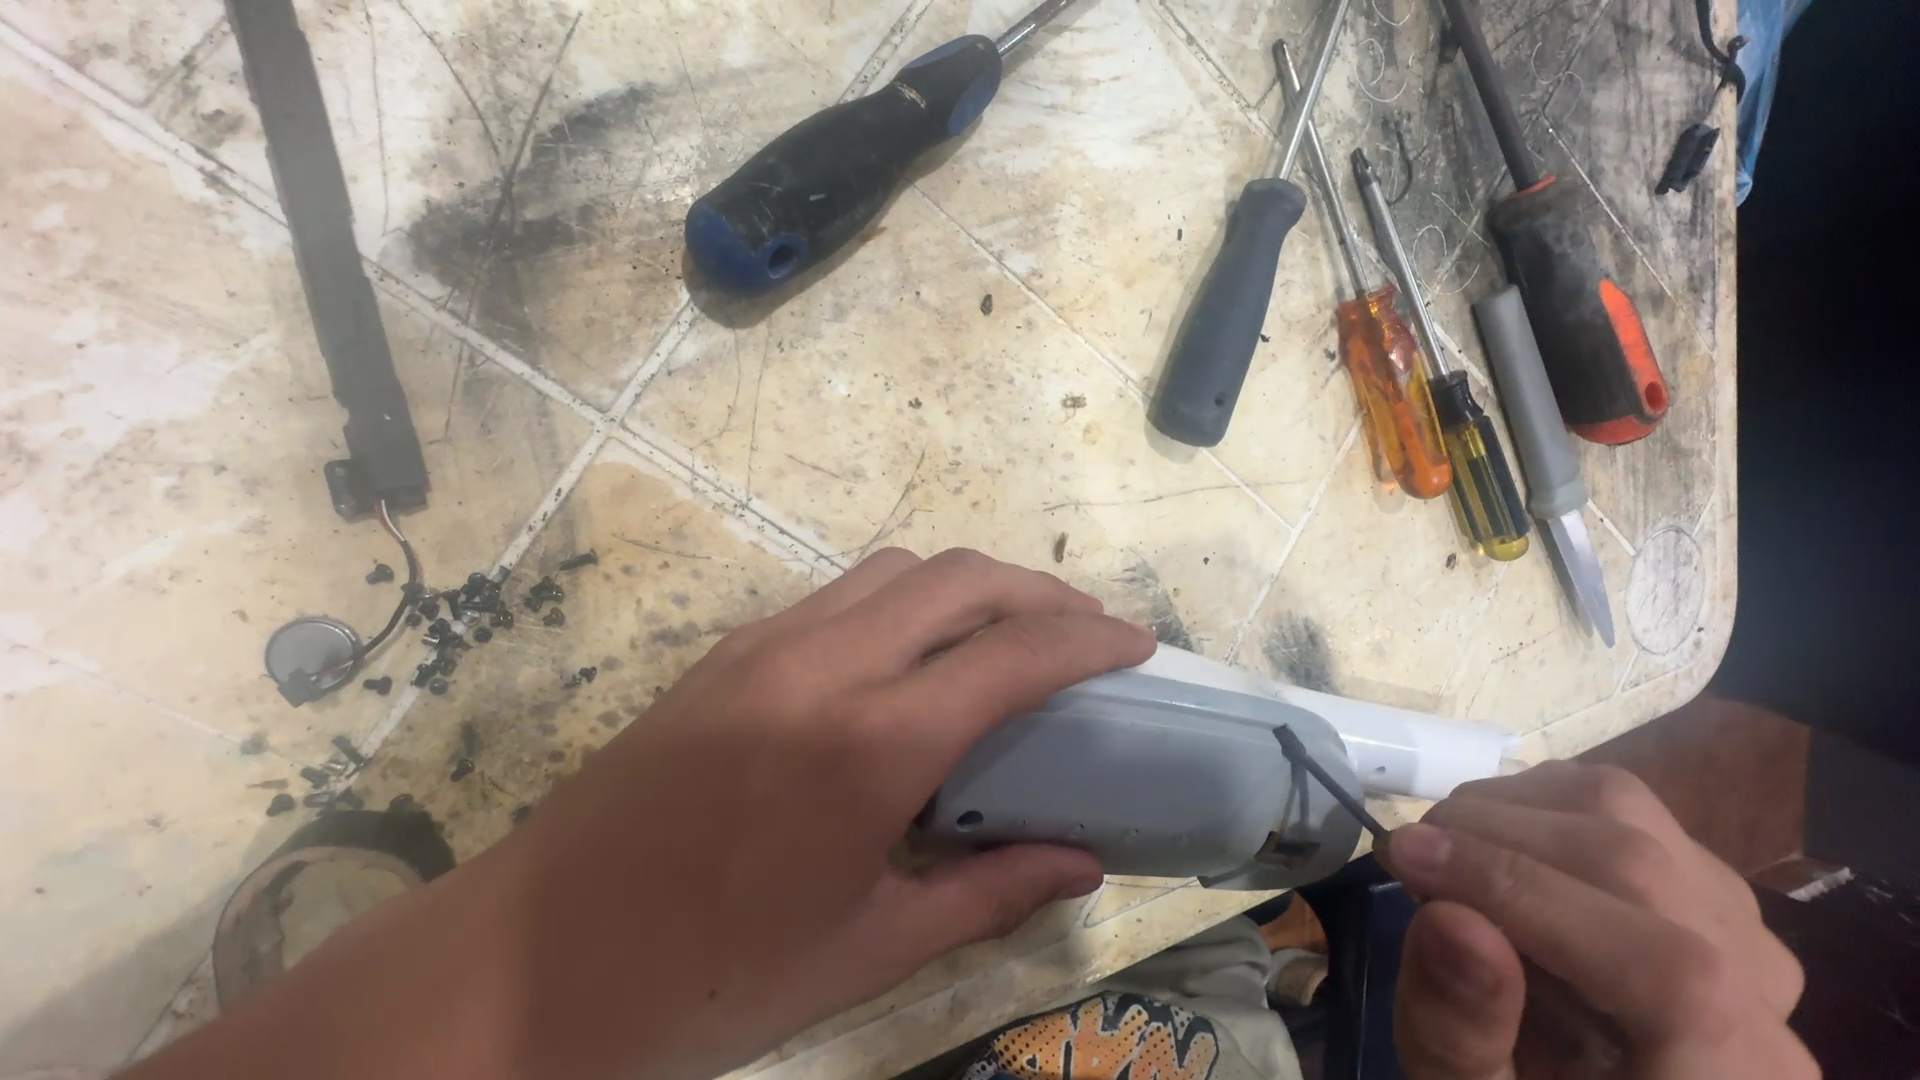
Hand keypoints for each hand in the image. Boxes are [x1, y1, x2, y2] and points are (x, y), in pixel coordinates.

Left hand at [129, 548, 1152, 1079]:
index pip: (1013, 653)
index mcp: (871, 744)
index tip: (1137, 643)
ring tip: (1008, 634)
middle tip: (1087, 632)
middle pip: (960, 577)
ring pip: (898, 570)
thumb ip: (989, 892)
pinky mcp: (728, 650)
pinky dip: (904, 600)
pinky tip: (913, 655)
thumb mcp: (867, 949)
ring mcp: (767, 645)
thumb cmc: (709, 976)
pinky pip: (842, 594)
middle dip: (1040, 592)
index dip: (1090, 639)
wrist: (529, 958)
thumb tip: (1083, 862)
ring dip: (969, 586)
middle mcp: (824, 665)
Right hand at [1379, 761, 1813, 1079]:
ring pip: (1625, 808)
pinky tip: (1493, 845)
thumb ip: (1461, 1030)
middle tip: (1408, 856)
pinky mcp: (1698, 880)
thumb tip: (1446, 914)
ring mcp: (1738, 924)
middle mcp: (1762, 994)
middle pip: (1635, 861)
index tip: (1402, 857)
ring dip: (1509, 808)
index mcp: (1726, 1076)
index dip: (1517, 891)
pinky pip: (1620, 804)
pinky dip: (1534, 801)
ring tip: (1447, 849)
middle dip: (1492, 836)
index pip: (1656, 963)